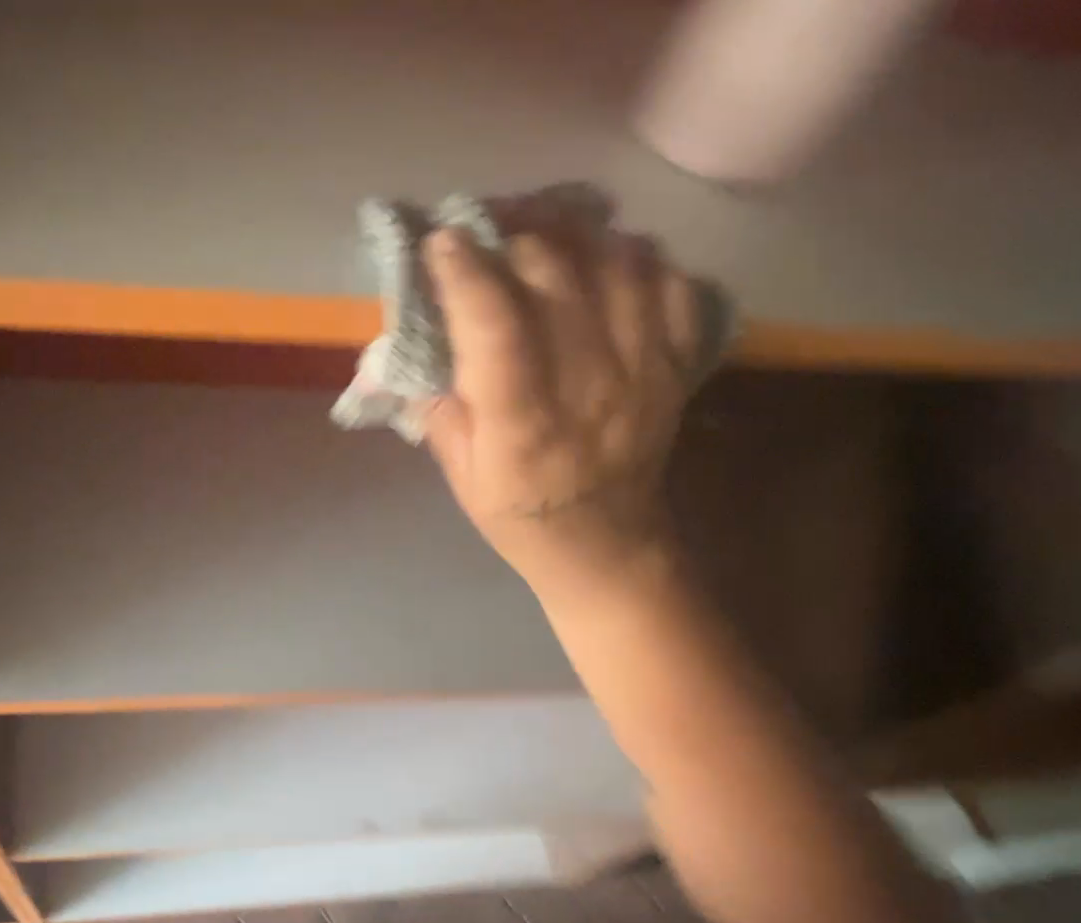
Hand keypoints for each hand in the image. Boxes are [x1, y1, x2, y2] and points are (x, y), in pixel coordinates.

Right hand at [422, 224, 718, 586]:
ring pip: (617, 262)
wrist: (607, 545)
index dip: (465, 271)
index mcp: (523, 422)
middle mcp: (588, 385)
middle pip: (556, 274)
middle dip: (513, 230)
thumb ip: (435, 401)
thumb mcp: (459, 472)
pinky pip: (670, 282)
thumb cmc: (518, 513)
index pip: (495, 325)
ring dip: (574, 229)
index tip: (441, 239)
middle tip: (485, 219)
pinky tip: (602, 257)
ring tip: (540, 222)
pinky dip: (636, 256)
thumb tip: (406, 336)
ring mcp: (642, 369)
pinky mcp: (674, 364)